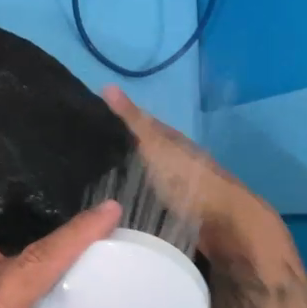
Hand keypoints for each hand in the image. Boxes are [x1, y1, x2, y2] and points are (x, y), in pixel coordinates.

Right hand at [103, 86, 283, 258]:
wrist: (222, 223)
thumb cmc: (187, 178)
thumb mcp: (156, 144)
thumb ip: (133, 120)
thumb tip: (107, 84)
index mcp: (174, 142)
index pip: (143, 124)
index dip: (119, 121)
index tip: (90, 124)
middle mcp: (176, 161)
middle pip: (143, 152)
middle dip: (118, 153)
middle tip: (84, 155)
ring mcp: (176, 189)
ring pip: (144, 178)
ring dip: (124, 180)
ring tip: (91, 183)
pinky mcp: (173, 213)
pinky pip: (145, 202)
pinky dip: (130, 201)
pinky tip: (113, 205)